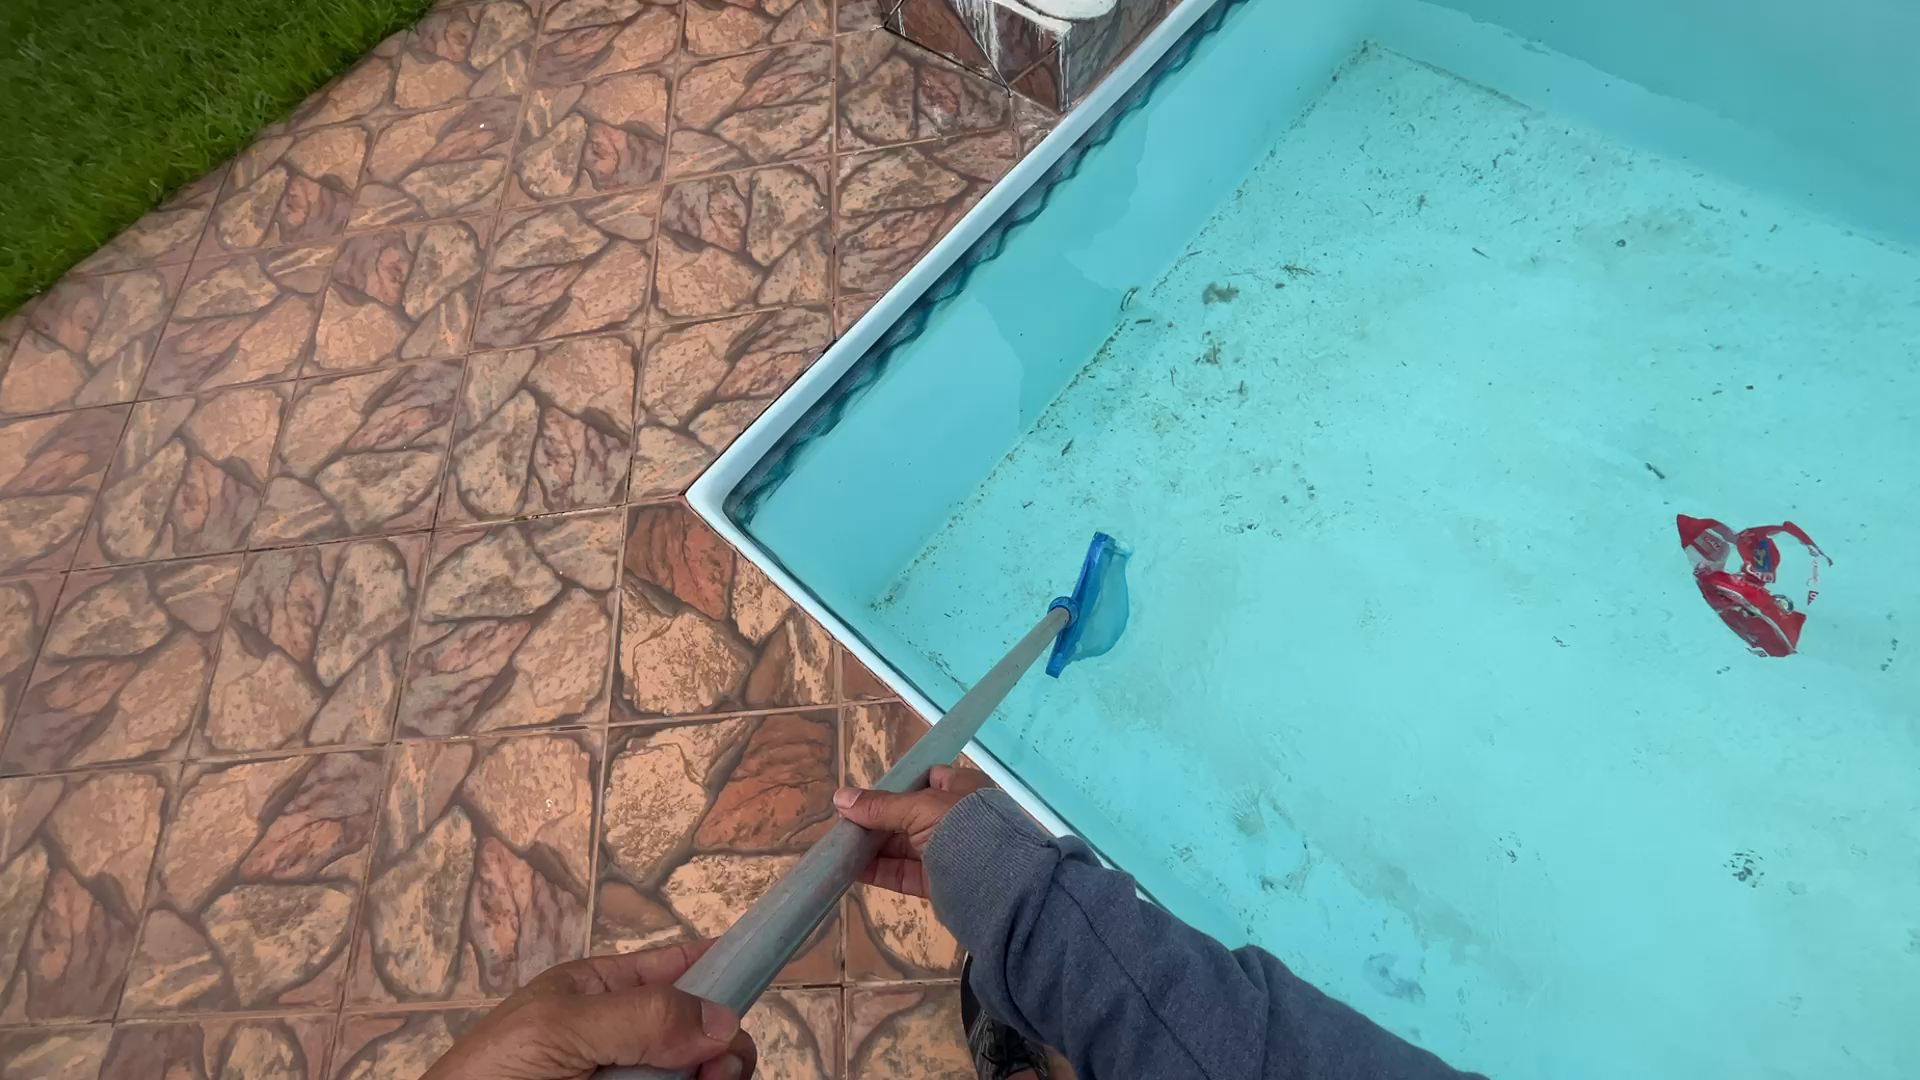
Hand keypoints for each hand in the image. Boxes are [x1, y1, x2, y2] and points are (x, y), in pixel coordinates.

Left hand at [422, 940, 756, 1079]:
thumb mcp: (558, 1032)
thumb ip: (642, 1017)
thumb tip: (724, 1020)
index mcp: (604, 992)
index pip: (681, 964)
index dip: (725, 961)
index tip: (764, 974)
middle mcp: (624, 1040)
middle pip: (701, 1029)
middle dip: (724, 1043)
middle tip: (721, 1073)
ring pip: (695, 1075)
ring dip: (712, 1078)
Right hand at [833, 765, 994, 896]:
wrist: (996, 884)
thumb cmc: (961, 827)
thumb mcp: (920, 807)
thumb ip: (880, 806)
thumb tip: (840, 798)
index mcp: (961, 788)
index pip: (928, 779)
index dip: (899, 785)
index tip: (868, 794)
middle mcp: (956, 817)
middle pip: (909, 815)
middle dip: (878, 820)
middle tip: (845, 822)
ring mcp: (947, 850)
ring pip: (903, 845)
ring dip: (873, 847)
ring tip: (840, 846)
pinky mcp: (938, 881)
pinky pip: (903, 872)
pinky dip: (880, 870)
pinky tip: (853, 869)